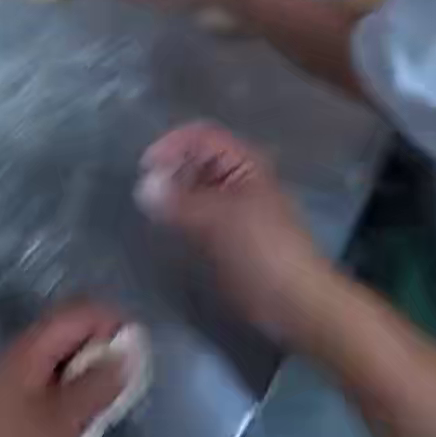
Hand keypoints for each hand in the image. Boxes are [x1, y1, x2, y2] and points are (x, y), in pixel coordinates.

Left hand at [0, 303, 128, 436]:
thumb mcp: (65, 416)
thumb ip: (99, 380)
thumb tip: (131, 351)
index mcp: (26, 347)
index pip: (77, 310)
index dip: (110, 319)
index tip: (136, 342)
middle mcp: (15, 353)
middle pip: (68, 329)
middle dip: (99, 343)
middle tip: (125, 367)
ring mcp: (8, 379)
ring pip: (59, 354)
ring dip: (87, 365)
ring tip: (108, 388)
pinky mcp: (7, 404)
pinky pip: (48, 376)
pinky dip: (71, 382)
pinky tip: (81, 403)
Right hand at [136, 122, 336, 342]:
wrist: (293, 299)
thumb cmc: (263, 249)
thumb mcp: (221, 220)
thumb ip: (181, 201)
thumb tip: (144, 184)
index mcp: (243, 161)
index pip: (202, 136)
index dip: (174, 143)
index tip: (144, 165)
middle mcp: (235, 175)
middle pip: (195, 157)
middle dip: (169, 166)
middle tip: (143, 189)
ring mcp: (229, 203)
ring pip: (192, 184)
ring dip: (171, 190)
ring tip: (147, 206)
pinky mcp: (222, 230)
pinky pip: (193, 210)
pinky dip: (176, 211)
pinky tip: (162, 224)